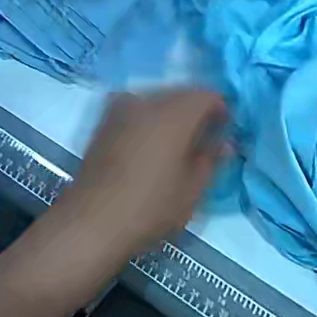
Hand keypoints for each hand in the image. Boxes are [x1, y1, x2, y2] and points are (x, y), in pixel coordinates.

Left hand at [45, 89, 228, 267]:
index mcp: (174, 112)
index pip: (207, 95)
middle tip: (202, 143)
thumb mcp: (192, 189)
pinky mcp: (103, 122)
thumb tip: (224, 142)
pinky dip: (148, 122)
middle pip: (181, 94)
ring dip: (171, 117)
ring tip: (175, 149)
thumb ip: (211, 158)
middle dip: (195, 113)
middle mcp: (147, 100)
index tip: (223, 134)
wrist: (91, 221)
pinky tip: (149, 150)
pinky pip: (136, 111)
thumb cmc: (150, 207)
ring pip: (157, 101)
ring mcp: (121, 109)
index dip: (221, 111)